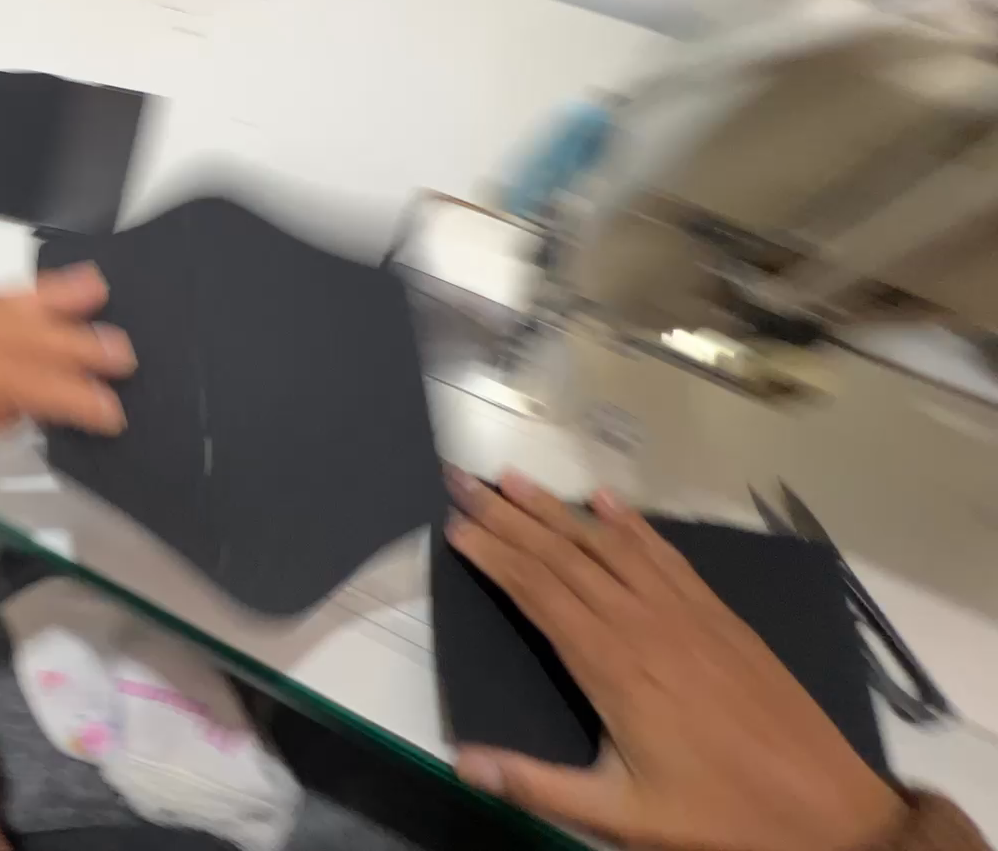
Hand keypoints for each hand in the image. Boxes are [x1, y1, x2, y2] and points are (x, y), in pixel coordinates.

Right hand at [443, 470, 906, 850]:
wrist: (841, 826)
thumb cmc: (720, 817)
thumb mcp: (623, 815)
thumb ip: (537, 784)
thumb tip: (460, 763)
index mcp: (609, 663)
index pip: (534, 590)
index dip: (491, 553)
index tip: (453, 524)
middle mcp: (639, 622)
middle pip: (558, 554)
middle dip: (503, 514)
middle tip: (461, 480)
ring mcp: (682, 612)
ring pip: (603, 545)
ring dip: (552, 508)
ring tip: (510, 478)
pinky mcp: (717, 614)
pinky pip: (664, 555)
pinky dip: (630, 522)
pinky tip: (602, 498)